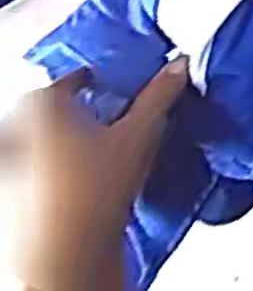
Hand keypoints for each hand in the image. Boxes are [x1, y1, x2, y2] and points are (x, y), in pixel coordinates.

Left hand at [5, 61, 187, 290]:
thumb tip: (178, 65)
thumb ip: (161, 93)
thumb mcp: (144, 129)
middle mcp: (17, 141)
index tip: (93, 78)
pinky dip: (44, 163)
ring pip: (26, 143)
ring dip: (49, 137)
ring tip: (83, 138)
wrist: (65, 244)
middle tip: (90, 108)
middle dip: (60, 111)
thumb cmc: (98, 183)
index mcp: (44, 117)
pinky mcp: (11, 197)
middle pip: (32, 116)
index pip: (54, 87)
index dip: (77, 80)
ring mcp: (10, 172)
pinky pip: (25, 168)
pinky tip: (73, 169)